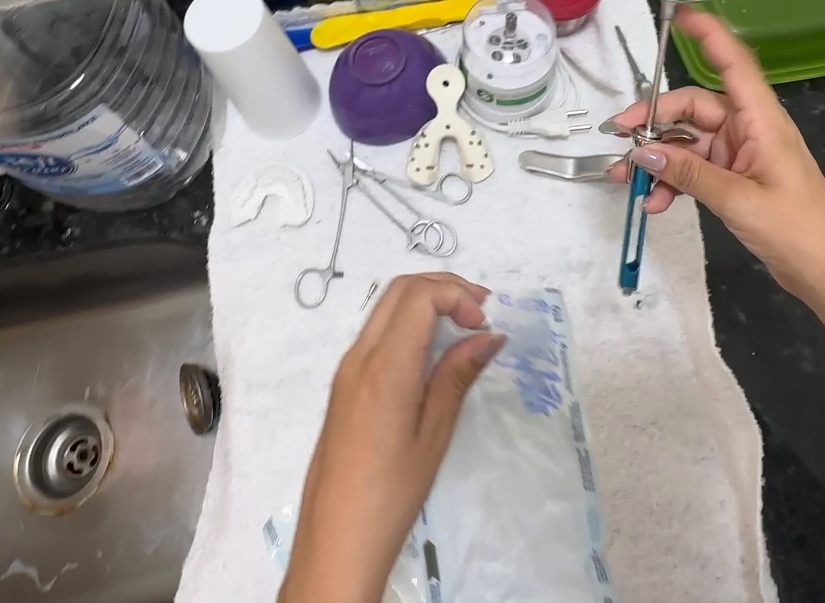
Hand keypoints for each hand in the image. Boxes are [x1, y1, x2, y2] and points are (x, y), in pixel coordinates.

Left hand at [280, 273, 506, 602]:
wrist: (335, 537)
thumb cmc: (392, 492)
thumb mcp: (435, 434)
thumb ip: (458, 375)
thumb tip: (489, 335)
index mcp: (385, 366)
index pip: (419, 295)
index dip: (457, 295)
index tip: (483, 325)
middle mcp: (360, 355)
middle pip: (400, 289)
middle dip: (445, 286)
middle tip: (482, 310)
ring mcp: (347, 366)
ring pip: (387, 306)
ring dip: (426, 301)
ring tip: (465, 324)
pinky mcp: (345, 381)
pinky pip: (379, 331)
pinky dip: (410, 322)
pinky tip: (434, 349)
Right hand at [608, 10, 824, 300]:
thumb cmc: (797, 229)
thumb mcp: (739, 200)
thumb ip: (688, 173)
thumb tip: (641, 152)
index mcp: (761, 119)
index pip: (733, 63)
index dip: (708, 35)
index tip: (678, 14)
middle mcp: (747, 128)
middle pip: (692, 107)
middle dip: (653, 122)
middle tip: (618, 138)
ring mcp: (738, 153)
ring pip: (685, 141)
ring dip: (656, 159)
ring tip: (627, 181)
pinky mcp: (732, 176)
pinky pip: (692, 168)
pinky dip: (671, 182)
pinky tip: (654, 203)